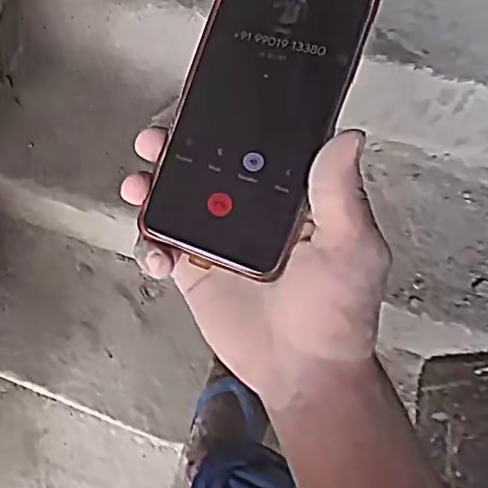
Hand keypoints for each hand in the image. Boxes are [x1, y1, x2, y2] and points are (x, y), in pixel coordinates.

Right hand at [120, 128, 390, 400]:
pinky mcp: (192, 271)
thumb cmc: (337, 314)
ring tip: (136, 187)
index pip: (247, 154)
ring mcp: (214, 243)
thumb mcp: (350, 248)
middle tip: (153, 142)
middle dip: (170, 153)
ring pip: (171, 204)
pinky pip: (159, 249)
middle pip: (198, 173)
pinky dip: (149, 249)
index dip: (219, 131)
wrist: (302, 371)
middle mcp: (245, 216)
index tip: (198, 116)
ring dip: (148, 191)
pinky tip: (158, 258)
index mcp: (284, 201)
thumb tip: (347, 138)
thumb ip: (339, 194)